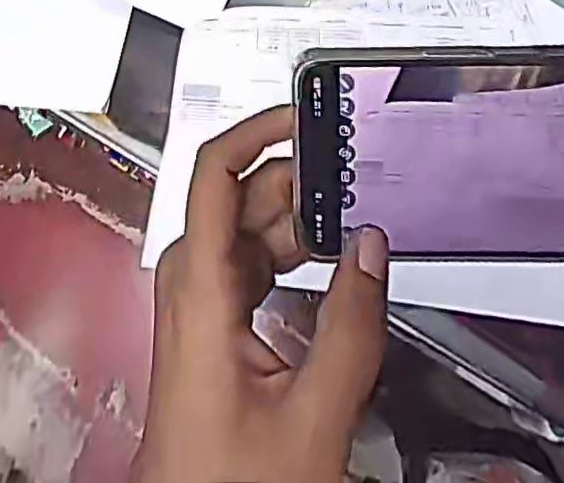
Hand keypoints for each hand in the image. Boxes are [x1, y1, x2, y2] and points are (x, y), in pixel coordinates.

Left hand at [134, 107, 389, 482]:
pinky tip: (327, 258)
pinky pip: (253, 253)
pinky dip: (291, 247)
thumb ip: (351, 327)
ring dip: (299, 217)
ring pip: (250, 223)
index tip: (298, 116)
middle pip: (242, 193)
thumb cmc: (228, 480)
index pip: (214, 172)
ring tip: (347, 219)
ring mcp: (202, 291)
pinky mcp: (215, 307)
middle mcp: (193, 276)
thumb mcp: (312, 414)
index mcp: (202, 287)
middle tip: (348, 180)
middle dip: (297, 181)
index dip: (255, 131)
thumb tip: (370, 248)